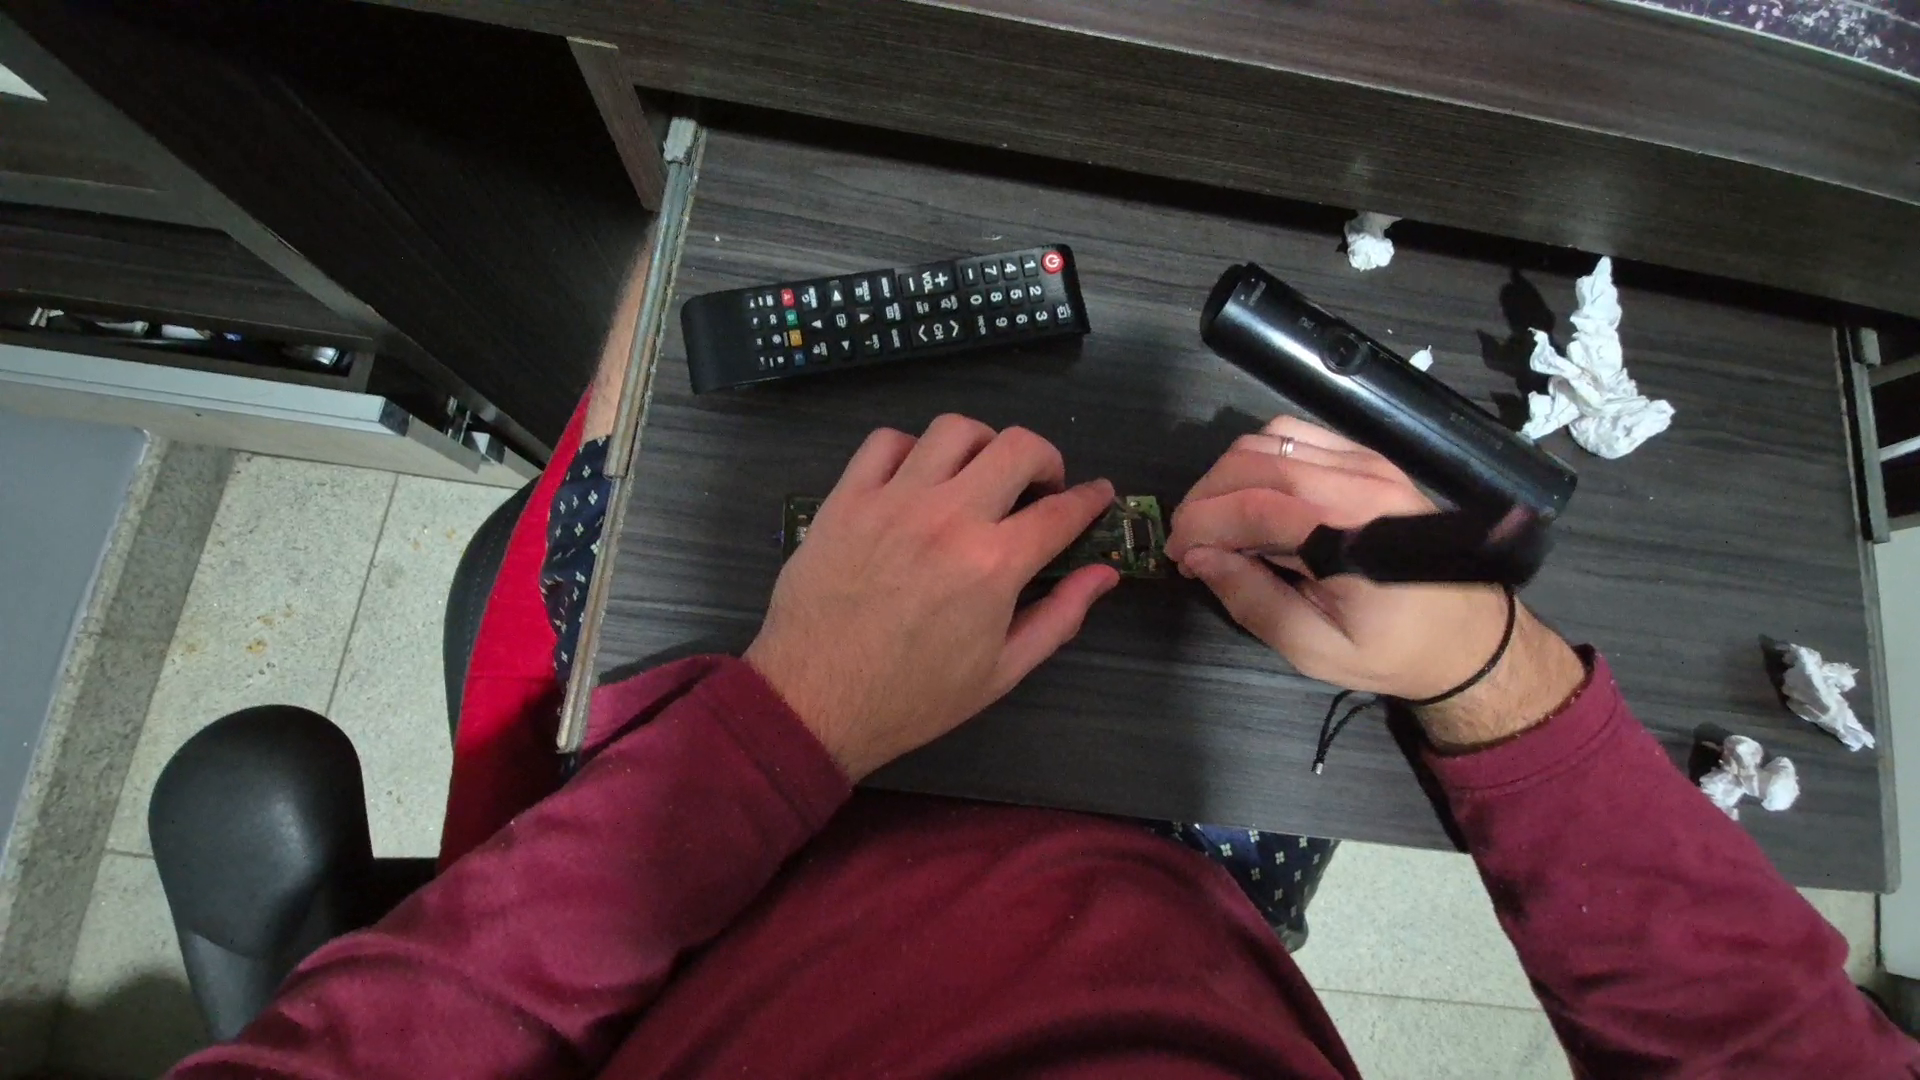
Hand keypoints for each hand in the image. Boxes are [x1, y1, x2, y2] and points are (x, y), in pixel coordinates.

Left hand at [745, 414, 1119, 779]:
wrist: (816, 701)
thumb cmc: (914, 697)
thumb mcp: (1002, 671)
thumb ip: (1060, 617)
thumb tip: (1104, 574)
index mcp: (994, 564)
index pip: (1061, 512)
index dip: (1092, 499)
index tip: (1099, 494)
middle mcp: (949, 517)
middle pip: (1017, 447)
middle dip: (1047, 458)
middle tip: (1041, 485)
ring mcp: (893, 501)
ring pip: (953, 430)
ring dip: (982, 444)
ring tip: (979, 473)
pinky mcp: (846, 499)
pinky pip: (885, 442)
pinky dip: (911, 449)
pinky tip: (916, 477)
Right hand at [1167, 416, 1583, 746]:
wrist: (1473, 636)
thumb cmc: (1394, 651)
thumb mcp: (1316, 649)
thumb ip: (1253, 602)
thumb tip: (1199, 558)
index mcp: (1351, 534)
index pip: (1253, 506)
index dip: (1200, 524)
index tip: (1175, 554)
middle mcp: (1360, 483)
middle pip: (1253, 462)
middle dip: (1203, 498)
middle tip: (1187, 540)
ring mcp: (1366, 462)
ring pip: (1267, 440)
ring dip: (1225, 476)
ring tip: (1215, 520)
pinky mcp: (1367, 458)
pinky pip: (1293, 435)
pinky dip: (1257, 459)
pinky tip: (1251, 496)